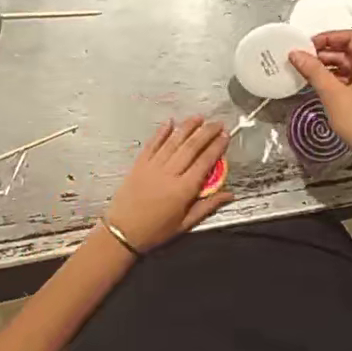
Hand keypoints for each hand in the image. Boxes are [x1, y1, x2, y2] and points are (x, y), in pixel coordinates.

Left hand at [105, 117, 232, 250]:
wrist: (122, 232)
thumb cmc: (154, 232)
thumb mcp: (185, 224)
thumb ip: (207, 206)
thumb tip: (229, 195)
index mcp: (183, 190)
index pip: (205, 161)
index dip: (217, 147)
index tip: (225, 137)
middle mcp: (169, 174)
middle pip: (191, 147)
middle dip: (206, 132)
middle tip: (217, 123)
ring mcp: (152, 167)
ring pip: (173, 142)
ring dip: (187, 127)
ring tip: (198, 118)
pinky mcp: (139, 165)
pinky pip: (152, 144)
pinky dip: (161, 132)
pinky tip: (169, 123)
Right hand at [288, 32, 351, 173]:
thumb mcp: (334, 95)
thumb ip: (314, 71)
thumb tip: (296, 54)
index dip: (327, 38)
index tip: (305, 44)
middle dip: (326, 53)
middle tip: (302, 58)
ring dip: (330, 67)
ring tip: (306, 72)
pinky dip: (337, 80)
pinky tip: (320, 85)